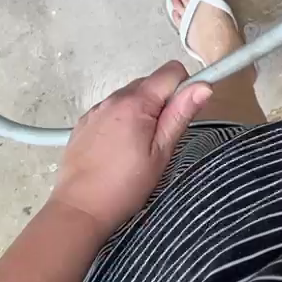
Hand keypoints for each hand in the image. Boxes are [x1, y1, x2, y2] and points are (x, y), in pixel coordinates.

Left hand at [49, 62, 212, 233]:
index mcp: (136, 103)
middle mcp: (114, 99)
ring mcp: (96, 109)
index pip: (172, 71)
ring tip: (138, 146)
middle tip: (160, 137)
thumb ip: (181, 115)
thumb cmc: (122, 187)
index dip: (184, 87)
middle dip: (162, 102)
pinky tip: (119, 148)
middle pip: (151, 82)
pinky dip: (122, 119)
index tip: (183, 112)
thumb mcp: (161, 153)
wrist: (78, 210)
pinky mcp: (85, 121)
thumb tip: (202, 87)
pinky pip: (112, 108)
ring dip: (141, 110)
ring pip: (132, 95)